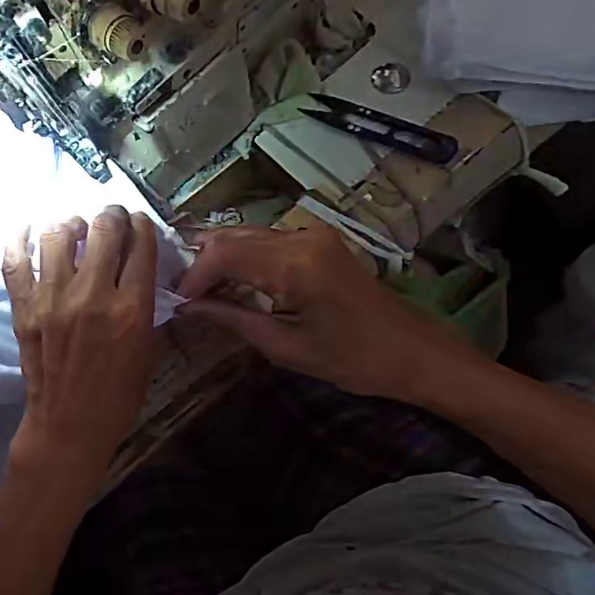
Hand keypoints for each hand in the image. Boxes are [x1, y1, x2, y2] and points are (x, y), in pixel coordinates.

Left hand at [2, 206, 160, 475]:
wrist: (69, 424)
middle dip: (110, 215)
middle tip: (109, 217)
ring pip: (58, 235)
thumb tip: (145, 271)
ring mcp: (53, 298)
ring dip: (71, 223)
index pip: (140, 245)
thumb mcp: (149, 351)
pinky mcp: (24, 307)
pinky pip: (15, 261)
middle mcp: (92, 295)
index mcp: (131, 308)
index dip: (140, 224)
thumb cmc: (118, 394)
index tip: (137, 222)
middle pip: (103, 230)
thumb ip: (149, 308)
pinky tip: (28, 229)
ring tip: (74, 227)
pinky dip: (19, 239)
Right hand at [175, 225, 485, 405]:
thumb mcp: (285, 346)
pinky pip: (266, 240)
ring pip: (246, 235)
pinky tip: (231, 280)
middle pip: (230, 237)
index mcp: (295, 263)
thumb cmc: (354, 360)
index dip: (193, 275)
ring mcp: (312, 234)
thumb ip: (231, 318)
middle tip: (183, 295)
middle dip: (201, 264)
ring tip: (201, 290)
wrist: (417, 354)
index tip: (177, 301)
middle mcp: (301, 237)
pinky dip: (242, 257)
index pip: (222, 254)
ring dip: (219, 259)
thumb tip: (187, 307)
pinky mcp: (318, 240)